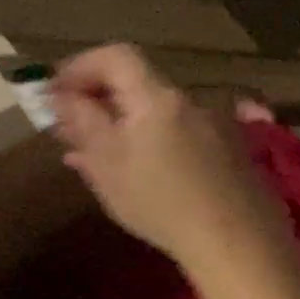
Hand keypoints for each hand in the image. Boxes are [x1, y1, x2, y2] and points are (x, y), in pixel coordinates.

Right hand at [50, 44, 281, 265]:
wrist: (239, 242)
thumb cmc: (163, 202)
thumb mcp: (105, 162)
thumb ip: (83, 122)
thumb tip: (67, 97)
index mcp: (163, 101)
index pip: (119, 56)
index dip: (82, 67)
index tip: (59, 95)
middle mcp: (201, 108)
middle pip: (144, 89)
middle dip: (104, 103)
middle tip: (74, 134)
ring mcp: (227, 133)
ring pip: (166, 118)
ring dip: (131, 129)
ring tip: (100, 159)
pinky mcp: (240, 157)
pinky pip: (191, 139)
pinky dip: (162, 146)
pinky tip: (143, 175)